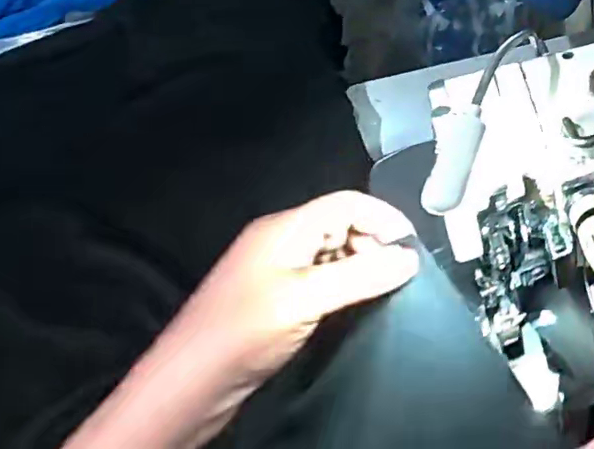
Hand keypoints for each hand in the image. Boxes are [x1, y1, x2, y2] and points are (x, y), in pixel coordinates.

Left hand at [64, 191, 419, 448]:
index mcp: (284, 227)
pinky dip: (340, 284)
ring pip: (328, 252)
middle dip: (372, 240)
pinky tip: (354, 305)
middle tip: (400, 273)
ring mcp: (273, 270)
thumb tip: (408, 257)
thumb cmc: (242, 334)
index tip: (413, 244)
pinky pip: (316, 278)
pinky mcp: (270, 300)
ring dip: (358, 263)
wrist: (180, 391)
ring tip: (384, 289)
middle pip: (337, 224)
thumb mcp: (304, 300)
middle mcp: (279, 240)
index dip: (381, 217)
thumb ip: (358, 275)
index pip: (344, 203)